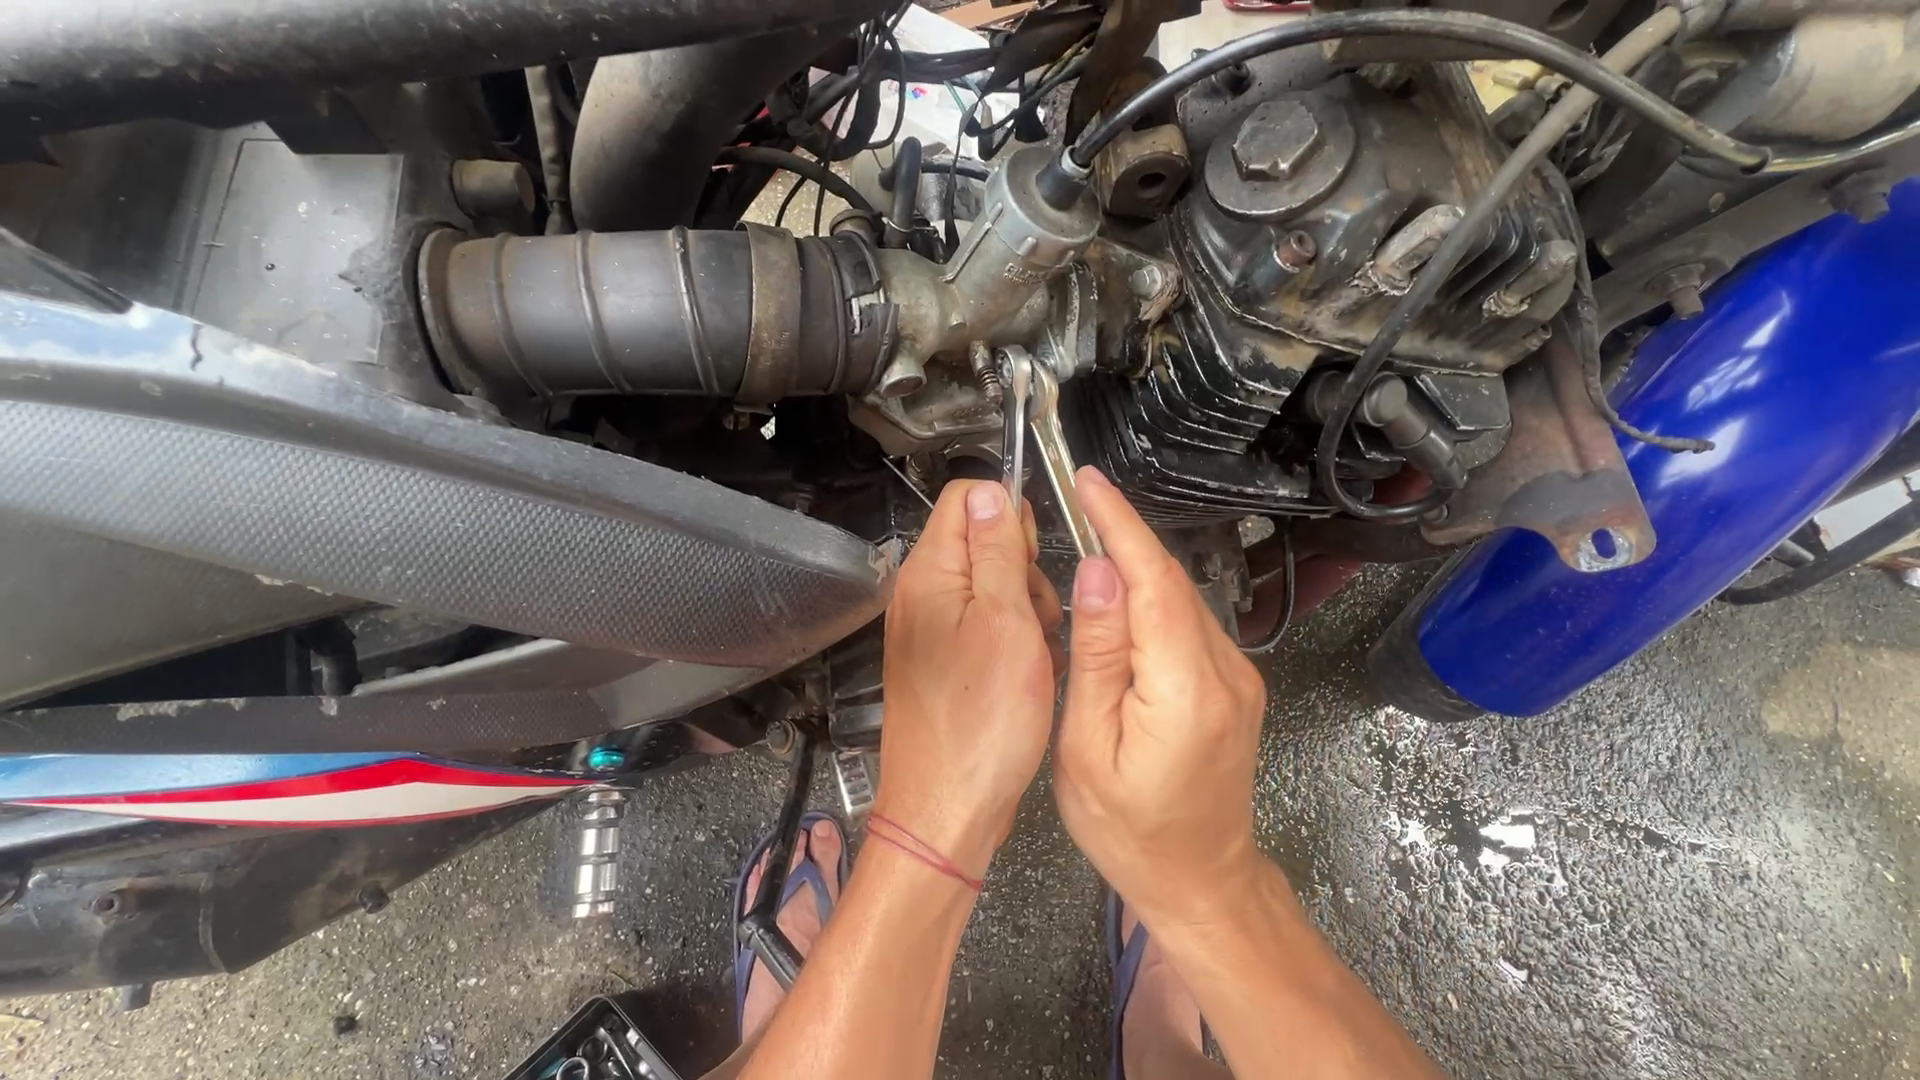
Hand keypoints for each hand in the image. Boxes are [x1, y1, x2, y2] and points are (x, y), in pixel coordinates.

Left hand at [876, 481, 1063, 879]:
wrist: (947, 810)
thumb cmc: (981, 724)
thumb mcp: (1005, 623)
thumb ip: (998, 552)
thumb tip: (990, 489)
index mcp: (930, 573)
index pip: (965, 498)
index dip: (1008, 513)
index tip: (1033, 557)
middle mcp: (922, 595)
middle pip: (983, 542)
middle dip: (1024, 570)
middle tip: (1038, 618)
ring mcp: (932, 631)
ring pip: (994, 588)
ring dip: (1027, 611)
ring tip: (1039, 654)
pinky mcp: (946, 663)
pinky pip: (989, 629)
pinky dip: (1017, 643)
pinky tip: (1030, 675)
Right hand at [1053, 467, 1269, 926]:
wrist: (1199, 878)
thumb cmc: (1128, 828)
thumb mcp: (1087, 748)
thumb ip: (1096, 656)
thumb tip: (1096, 572)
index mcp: (1185, 689)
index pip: (1154, 583)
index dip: (1120, 524)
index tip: (1087, 481)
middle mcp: (1226, 672)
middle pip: (1171, 582)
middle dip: (1124, 534)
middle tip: (1077, 498)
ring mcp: (1239, 677)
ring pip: (1182, 598)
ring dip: (1136, 563)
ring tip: (1089, 534)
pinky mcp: (1236, 684)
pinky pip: (1189, 622)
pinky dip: (1152, 596)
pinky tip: (1119, 593)